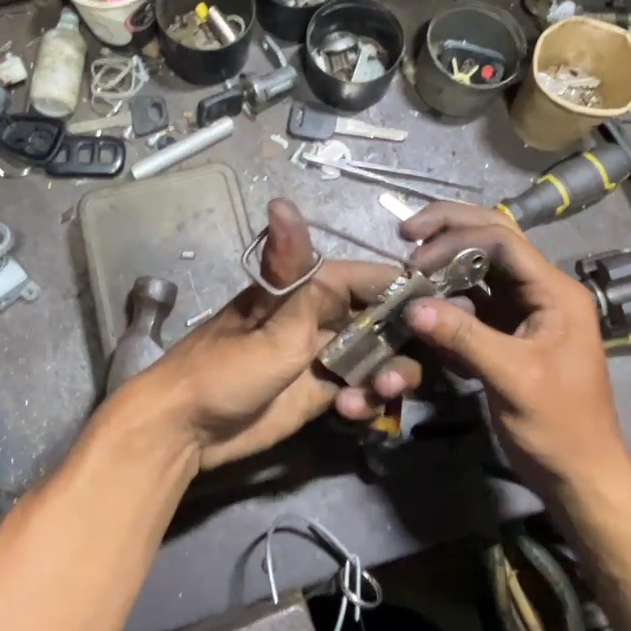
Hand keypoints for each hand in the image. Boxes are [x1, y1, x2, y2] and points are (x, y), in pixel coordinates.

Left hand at [123, 199, 419, 470]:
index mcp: (308, 291)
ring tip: (375, 394)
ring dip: (387, 376)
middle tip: (401, 371)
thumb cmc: (224, 370)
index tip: (445, 307)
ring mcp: (321, 357)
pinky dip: (365, 400)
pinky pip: (360, 390)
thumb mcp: (271, 324)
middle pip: (382, 322)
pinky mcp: (319, 393)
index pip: (370, 279)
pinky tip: (350, 412)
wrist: (184, 430)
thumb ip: (302, 275)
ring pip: (376, 359)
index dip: (405, 290)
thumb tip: (283, 200)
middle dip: (402, 344)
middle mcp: (320, 318)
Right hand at [399, 202, 630, 493]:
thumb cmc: (559, 426)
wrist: (579, 475)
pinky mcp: (507, 332)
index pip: (502, 241)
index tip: (415, 261)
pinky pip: (473, 299)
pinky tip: (421, 303)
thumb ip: (464, 337)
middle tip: (404, 231)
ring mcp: (524, 310)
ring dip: (444, 260)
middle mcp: (540, 290)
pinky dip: (446, 295)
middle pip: (493, 238)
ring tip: (407, 266)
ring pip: (480, 266)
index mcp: (555, 292)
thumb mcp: (512, 379)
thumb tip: (412, 307)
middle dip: (449, 229)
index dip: (455, 241)